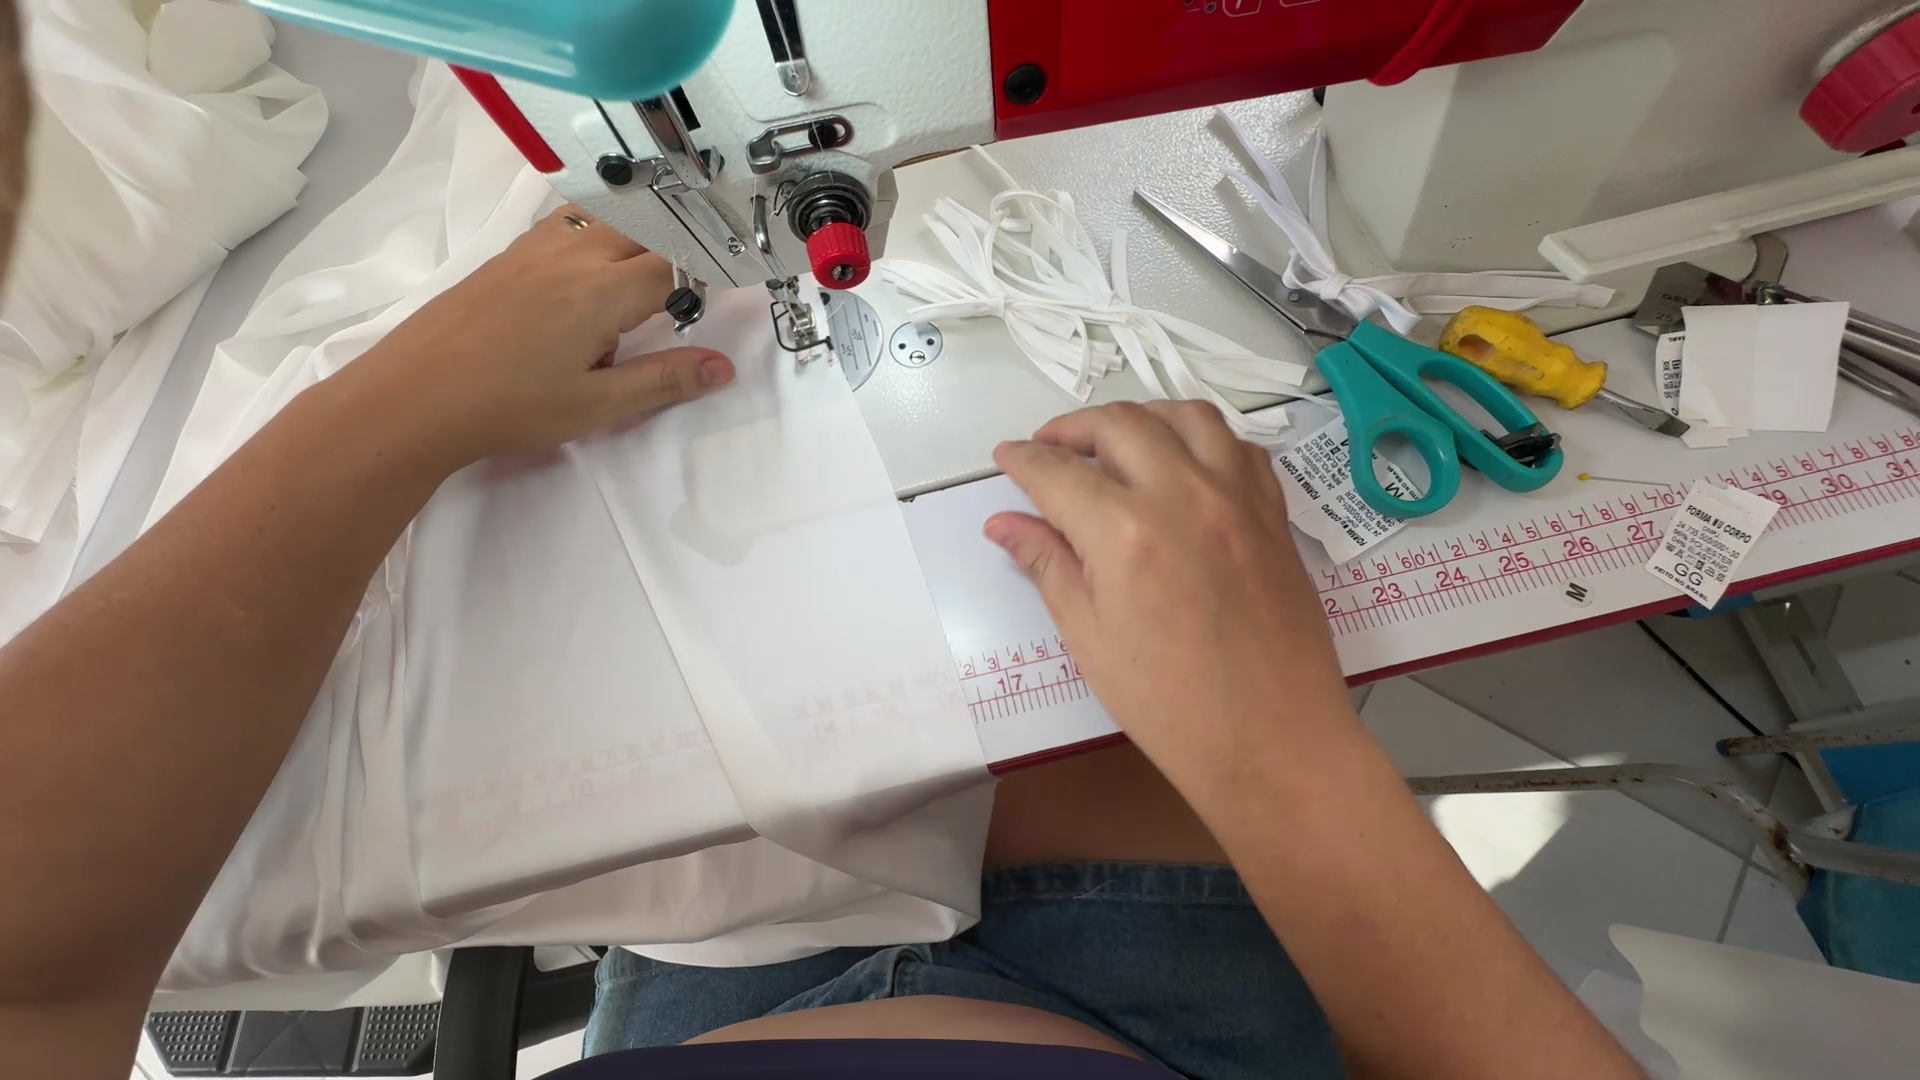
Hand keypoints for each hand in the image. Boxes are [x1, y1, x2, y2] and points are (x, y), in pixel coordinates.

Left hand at [343, 205, 734, 463]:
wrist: (413, 398)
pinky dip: (595, 235)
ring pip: (602, 219)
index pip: (672, 266)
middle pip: (641, 229)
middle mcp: (570, 256)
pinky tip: (590, 272)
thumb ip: (665, 380)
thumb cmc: (511, 406)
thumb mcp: (599, 404)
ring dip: (634, 237)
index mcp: (600, 291)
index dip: (702, 277)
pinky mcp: (507, 257)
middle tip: (688, 288)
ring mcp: (533, 250)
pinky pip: (565, 225)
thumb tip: (723, 367)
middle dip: (674, 250)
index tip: (722, 291)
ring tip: (645, 276)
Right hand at [987, 401, 1353, 781]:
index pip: (1058, 471)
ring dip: (1139, 416)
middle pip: (1118, 425)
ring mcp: (1236, 498)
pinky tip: (1183, 460)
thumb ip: (1046, 564)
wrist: (1270, 739)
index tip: (1005, 457)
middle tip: (1049, 447)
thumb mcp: (1088, 636)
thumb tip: (1004, 523)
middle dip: (1071, 427)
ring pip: (1185, 416)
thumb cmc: (1167, 703)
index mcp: (1124, 531)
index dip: (1022, 459)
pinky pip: (1238, 445)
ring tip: (1114, 439)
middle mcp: (1182, 495)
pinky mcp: (1272, 513)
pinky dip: (1201, 437)